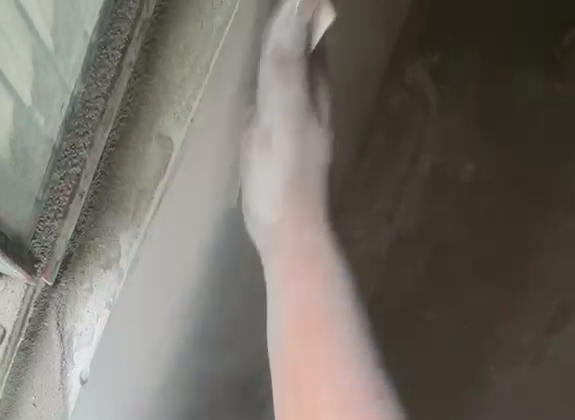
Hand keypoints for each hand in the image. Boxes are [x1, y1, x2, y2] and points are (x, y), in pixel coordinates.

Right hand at [241, 0, 336, 258]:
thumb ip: (285, 65)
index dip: (302, 18)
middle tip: (280, 20)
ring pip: (295, 90)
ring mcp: (297, 138)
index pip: (313, 42)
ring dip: (286, 67)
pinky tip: (260, 108)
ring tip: (270, 50)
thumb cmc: (283, 180)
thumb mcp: (282, 116)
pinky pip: (277, 118)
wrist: (288, 240)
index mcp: (312, 96)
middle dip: (297, 39)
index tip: (288, 5)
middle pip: (308, 63)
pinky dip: (271, 101)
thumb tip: (296, 3)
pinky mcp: (281, 162)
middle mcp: (310, 112)